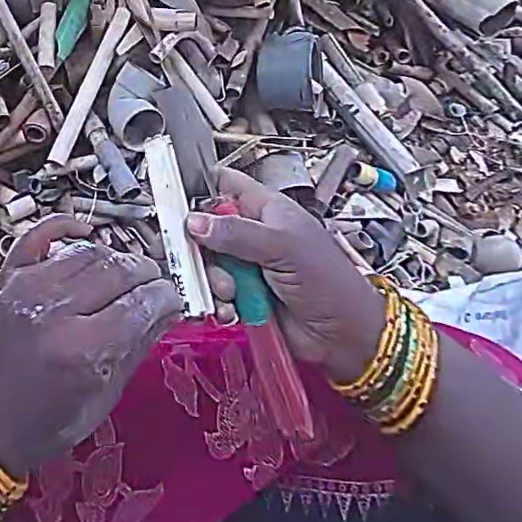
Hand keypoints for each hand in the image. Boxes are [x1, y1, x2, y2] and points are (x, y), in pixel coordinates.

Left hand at [0, 216, 181, 476]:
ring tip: (126, 273)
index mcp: (81, 351)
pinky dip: (65, 228)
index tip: (173, 298)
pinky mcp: (8, 276)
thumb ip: (136, 346)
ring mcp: (28, 287)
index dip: (165, 297)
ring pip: (88, 252)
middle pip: (118, 271)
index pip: (140, 304)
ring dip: (115, 258)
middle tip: (154, 285)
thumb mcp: (101, 398)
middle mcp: (55, 311)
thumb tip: (168, 308)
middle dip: (146, 274)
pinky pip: (41, 234)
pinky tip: (86, 235)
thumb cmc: (44, 422)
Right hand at [189, 168, 386, 383]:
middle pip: (206, 227)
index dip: (199, 188)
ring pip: (208, 263)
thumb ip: (237, 233)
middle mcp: (252, 232)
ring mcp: (247, 264)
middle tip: (204, 260)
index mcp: (265, 208)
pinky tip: (232, 308)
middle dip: (201, 246)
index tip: (175, 201)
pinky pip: (216, 292)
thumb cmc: (328, 280)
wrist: (346, 337)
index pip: (224, 184)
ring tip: (231, 291)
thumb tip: (194, 222)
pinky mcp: (244, 295)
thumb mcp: (282, 246)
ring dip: (213, 279)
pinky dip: (219, 302)